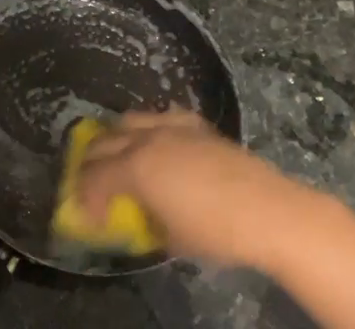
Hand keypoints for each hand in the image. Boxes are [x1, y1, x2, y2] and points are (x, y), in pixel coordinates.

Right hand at [73, 108, 325, 269]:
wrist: (269, 211)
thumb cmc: (217, 232)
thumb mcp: (171, 238)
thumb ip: (145, 221)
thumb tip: (138, 216)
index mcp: (135, 168)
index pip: (94, 176)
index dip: (84, 197)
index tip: (87, 216)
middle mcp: (147, 139)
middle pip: (103, 141)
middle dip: (91, 163)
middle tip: (91, 184)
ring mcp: (172, 127)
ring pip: (129, 121)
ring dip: (115, 139)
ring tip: (118, 158)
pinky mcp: (196, 125)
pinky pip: (160, 118)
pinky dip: (149, 130)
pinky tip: (157, 145)